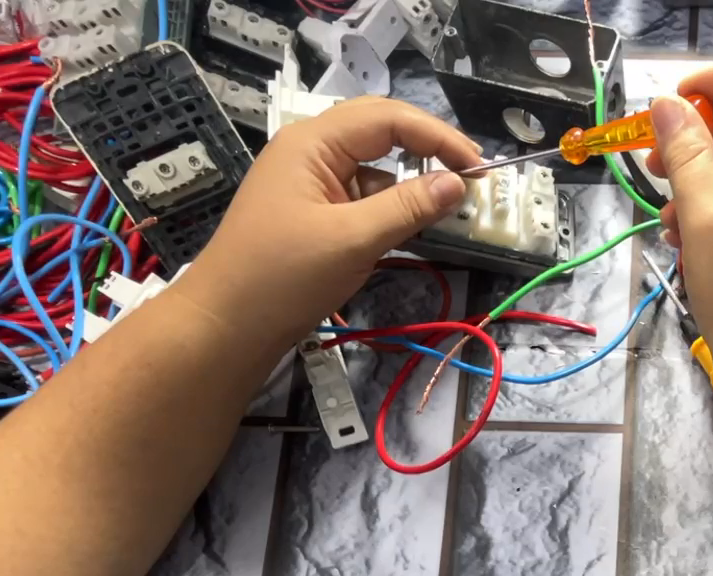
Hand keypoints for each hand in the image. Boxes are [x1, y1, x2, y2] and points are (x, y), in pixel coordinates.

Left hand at [172, 97, 480, 353]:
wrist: (232, 321)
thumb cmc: (285, 276)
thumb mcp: (353, 240)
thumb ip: (407, 208)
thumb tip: (457, 184)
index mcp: (313, 143)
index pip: (387, 118)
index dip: (437, 136)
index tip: (480, 167)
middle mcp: (314, 153)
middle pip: (382, 133)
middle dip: (429, 148)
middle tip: (474, 175)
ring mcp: (315, 184)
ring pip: (376, 168)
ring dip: (414, 181)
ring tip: (452, 204)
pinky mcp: (319, 213)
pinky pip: (366, 198)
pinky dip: (395, 207)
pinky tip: (416, 226)